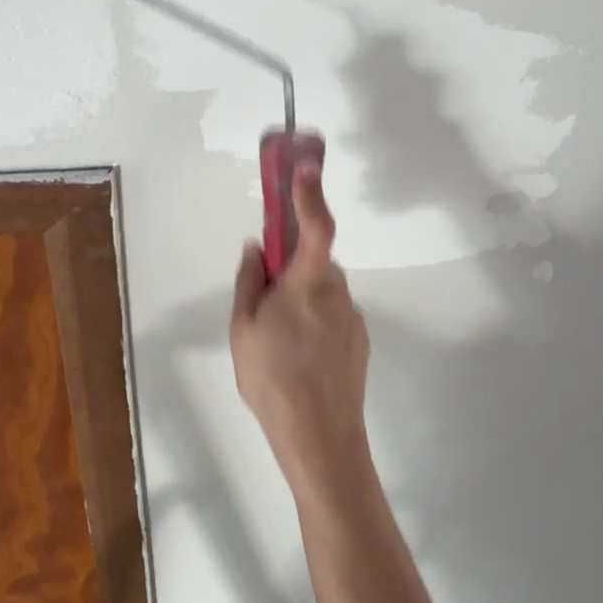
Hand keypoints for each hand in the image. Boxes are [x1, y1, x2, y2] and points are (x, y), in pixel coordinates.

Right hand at [230, 164, 371, 497]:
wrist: (321, 439)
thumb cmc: (273, 379)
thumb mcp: (243, 328)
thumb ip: (249, 281)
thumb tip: (256, 247)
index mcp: (308, 283)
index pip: (314, 225)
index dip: (309, 192)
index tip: (303, 163)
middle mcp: (337, 292)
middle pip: (313, 262)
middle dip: (290, 268)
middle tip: (261, 301)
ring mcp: (352, 318)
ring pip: (321, 291)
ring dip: (299, 300)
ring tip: (275, 345)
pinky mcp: (358, 341)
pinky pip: (331, 315)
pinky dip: (313, 323)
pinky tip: (297, 359)